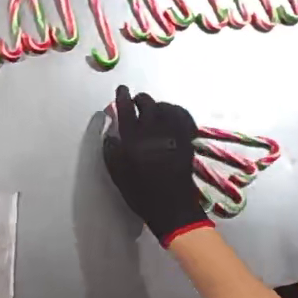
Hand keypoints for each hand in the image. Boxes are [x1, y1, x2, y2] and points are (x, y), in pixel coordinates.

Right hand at [101, 85, 208, 246]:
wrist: (171, 206)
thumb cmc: (140, 193)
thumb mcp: (117, 173)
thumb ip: (111, 150)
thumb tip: (111, 132)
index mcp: (134, 139)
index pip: (127, 108)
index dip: (122, 97)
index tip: (121, 91)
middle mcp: (154, 131)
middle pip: (147, 103)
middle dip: (140, 99)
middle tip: (135, 102)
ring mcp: (174, 133)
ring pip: (165, 107)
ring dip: (156, 105)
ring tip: (152, 110)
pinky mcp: (187, 138)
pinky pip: (181, 116)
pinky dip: (174, 111)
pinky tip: (170, 115)